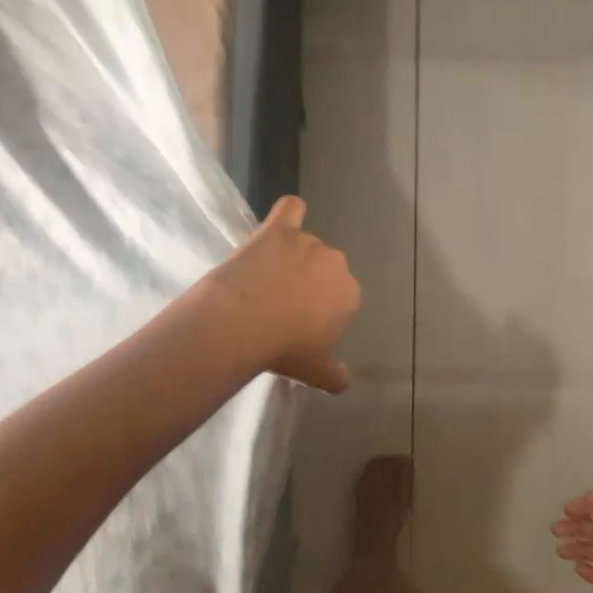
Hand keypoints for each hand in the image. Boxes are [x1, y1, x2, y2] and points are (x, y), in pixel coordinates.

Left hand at [201, 196, 359, 393]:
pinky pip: (291, 209)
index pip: (342, 301)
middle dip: (310, 285)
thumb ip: (334, 376)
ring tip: (266, 280)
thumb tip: (344, 382)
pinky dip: (291, 212)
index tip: (302, 328)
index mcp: (349, 295)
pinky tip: (284, 222)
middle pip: (325, 271)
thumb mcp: (315, 372)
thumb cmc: (284, 349)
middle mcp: (334, 263)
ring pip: (306, 246)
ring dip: (293, 259)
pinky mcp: (277, 229)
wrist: (243, 322)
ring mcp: (306, 242)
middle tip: (283, 306)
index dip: (322, 314)